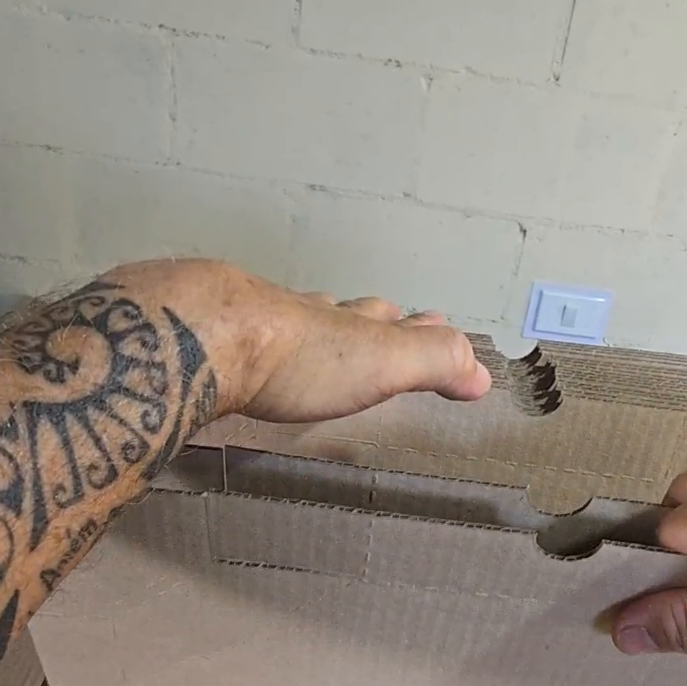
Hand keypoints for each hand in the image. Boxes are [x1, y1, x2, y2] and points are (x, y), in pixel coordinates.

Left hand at [101, 258, 492, 423]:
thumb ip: (432, 361)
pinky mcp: (204, 337)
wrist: (202, 338)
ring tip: (320, 323)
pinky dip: (254, 337)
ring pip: (292, 315)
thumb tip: (484, 374)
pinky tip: (243, 342)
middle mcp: (302, 317)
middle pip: (343, 311)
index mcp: (345, 327)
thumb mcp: (381, 361)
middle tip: (385, 313)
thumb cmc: (298, 357)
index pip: (392, 323)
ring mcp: (250, 321)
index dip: (418, 326)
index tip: (436, 318)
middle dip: (369, 316)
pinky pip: (239, 333)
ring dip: (312, 320)